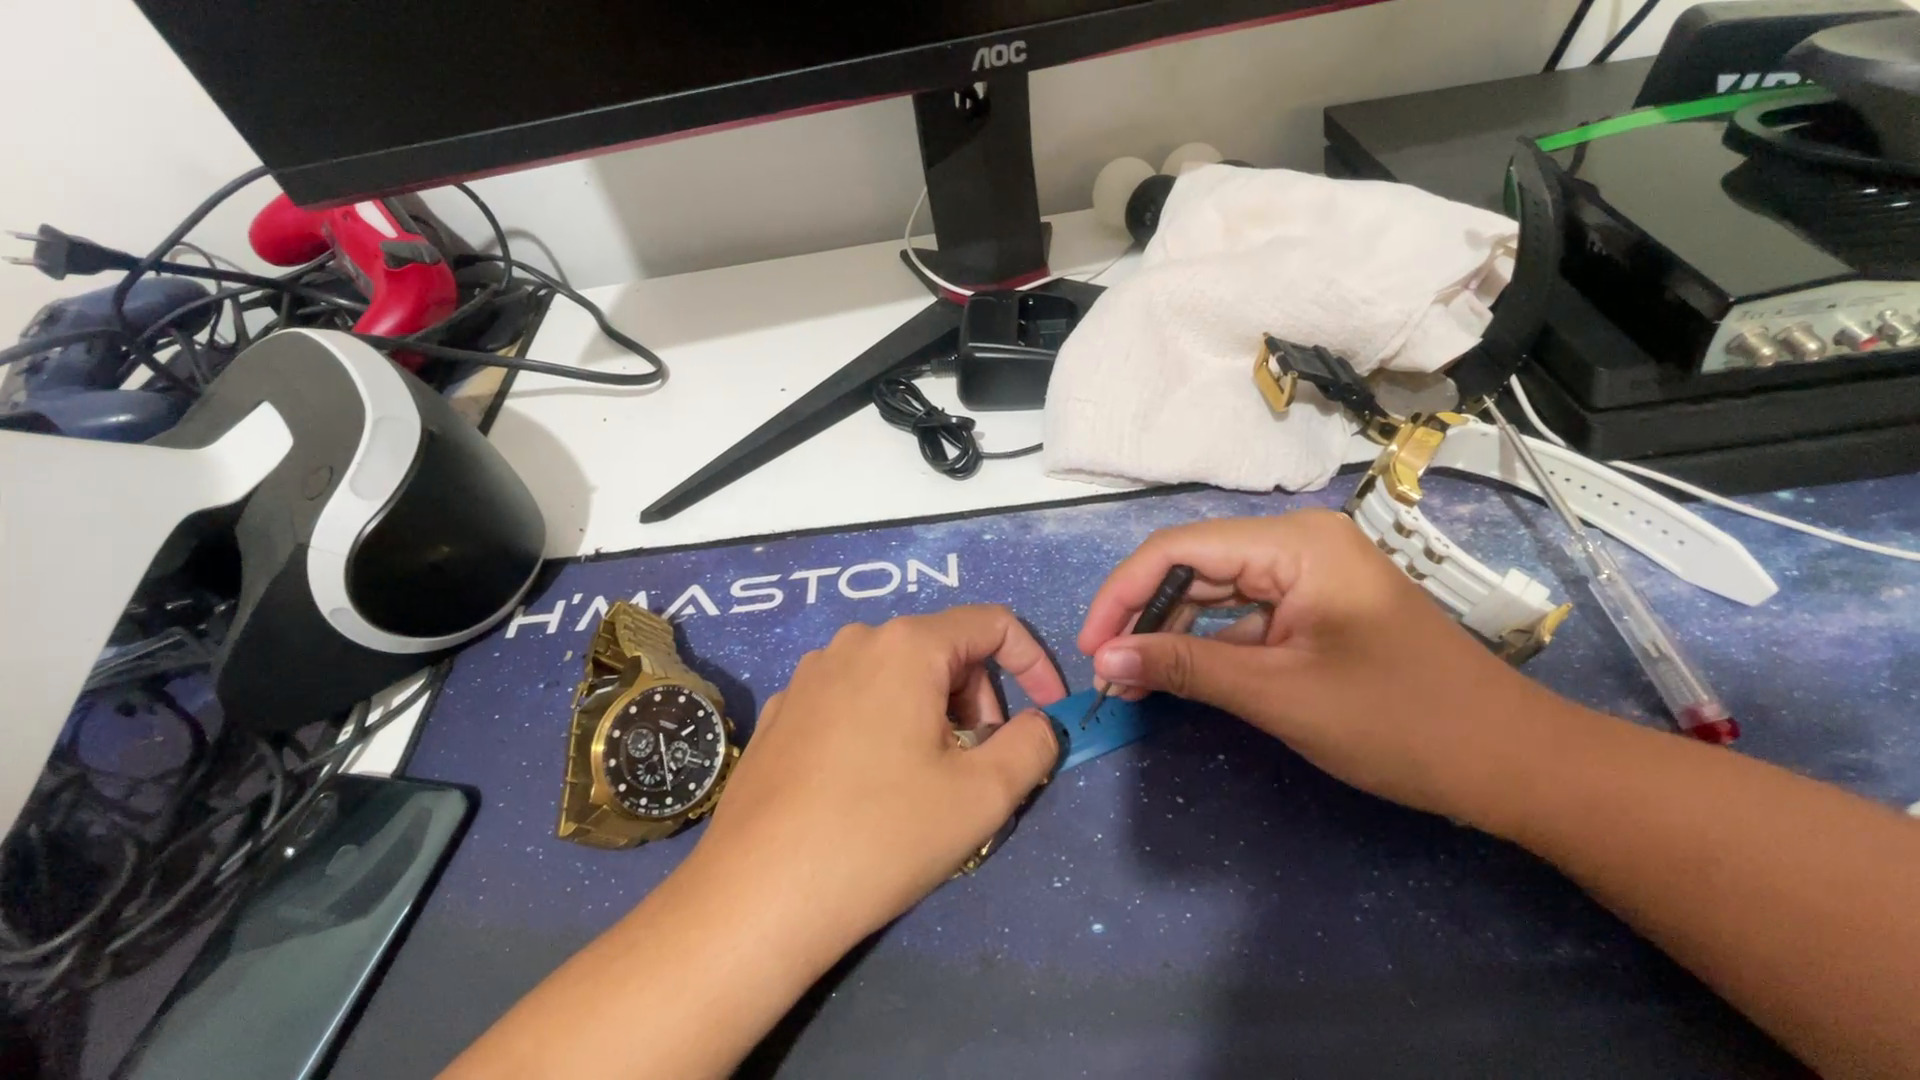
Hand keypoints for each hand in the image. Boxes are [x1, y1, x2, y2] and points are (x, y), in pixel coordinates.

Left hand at [694, 604, 1066, 954]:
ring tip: (924, 785)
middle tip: (978, 768)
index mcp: (905, 646)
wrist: (758, 896)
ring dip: (931, 718)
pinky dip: (882, 729)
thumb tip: (1039, 724)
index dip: (1033, 663)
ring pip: (896, 678)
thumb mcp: (983, 795)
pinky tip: (867, 790)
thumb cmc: (882, 836)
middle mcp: (852, 643)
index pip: (992, 624)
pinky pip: (853, 702)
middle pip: (943, 651)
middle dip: (978, 702)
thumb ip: (1034, 744)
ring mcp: (807, 677)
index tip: (1048, 714)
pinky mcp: (780, 715)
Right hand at [1079, 509, 1554, 819]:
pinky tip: (1178, 675)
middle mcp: (1298, 542)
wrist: (1511, 762)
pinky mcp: (1315, 607)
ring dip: (1170, 632)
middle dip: (1143, 616)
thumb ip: (1186, 666)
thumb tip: (1106, 657)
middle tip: (1108, 673)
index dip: (1123, 595)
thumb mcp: (1279, 693)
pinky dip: (1207, 644)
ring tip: (1132, 680)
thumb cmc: (1398, 721)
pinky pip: (1243, 614)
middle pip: (1193, 565)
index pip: (1178, 549)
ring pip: (1213, 590)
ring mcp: (1310, 574)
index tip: (1091, 650)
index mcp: (1295, 542)